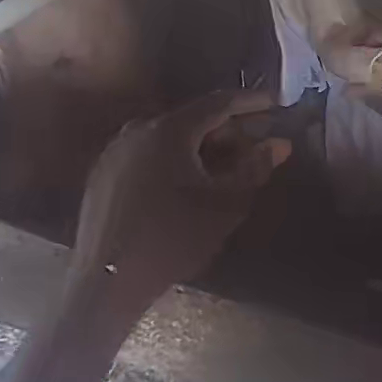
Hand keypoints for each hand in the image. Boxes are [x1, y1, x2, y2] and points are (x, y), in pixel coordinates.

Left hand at [71, 90, 291, 301]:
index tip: (276, 103)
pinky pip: (148, 155)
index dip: (251, 102)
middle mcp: (138, 129)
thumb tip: (278, 144)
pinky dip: (173, 160)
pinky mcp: (103, 173)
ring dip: (200, 147)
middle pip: (192, 119)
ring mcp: (116, 150)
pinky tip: (187, 184)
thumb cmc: (174, 238)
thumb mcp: (226, 205)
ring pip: (168, 137)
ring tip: (225, 168)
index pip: (218, 102)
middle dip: (227, 130)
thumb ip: (255, 168)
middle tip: (254, 145)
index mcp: (169, 129)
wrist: (110, 279)